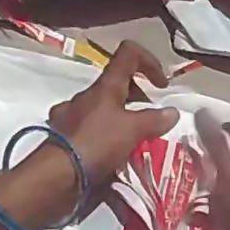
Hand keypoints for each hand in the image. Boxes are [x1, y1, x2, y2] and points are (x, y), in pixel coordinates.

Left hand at [48, 41, 177, 184]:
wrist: (56, 175)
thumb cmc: (96, 144)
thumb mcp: (132, 131)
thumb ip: (154, 120)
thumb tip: (172, 112)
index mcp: (105, 86)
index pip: (128, 54)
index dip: (150, 61)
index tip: (161, 86)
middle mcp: (86, 96)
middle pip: (117, 85)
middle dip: (138, 99)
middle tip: (150, 122)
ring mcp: (70, 115)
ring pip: (103, 109)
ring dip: (121, 120)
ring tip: (133, 144)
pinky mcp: (62, 136)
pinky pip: (89, 130)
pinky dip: (103, 138)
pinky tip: (109, 156)